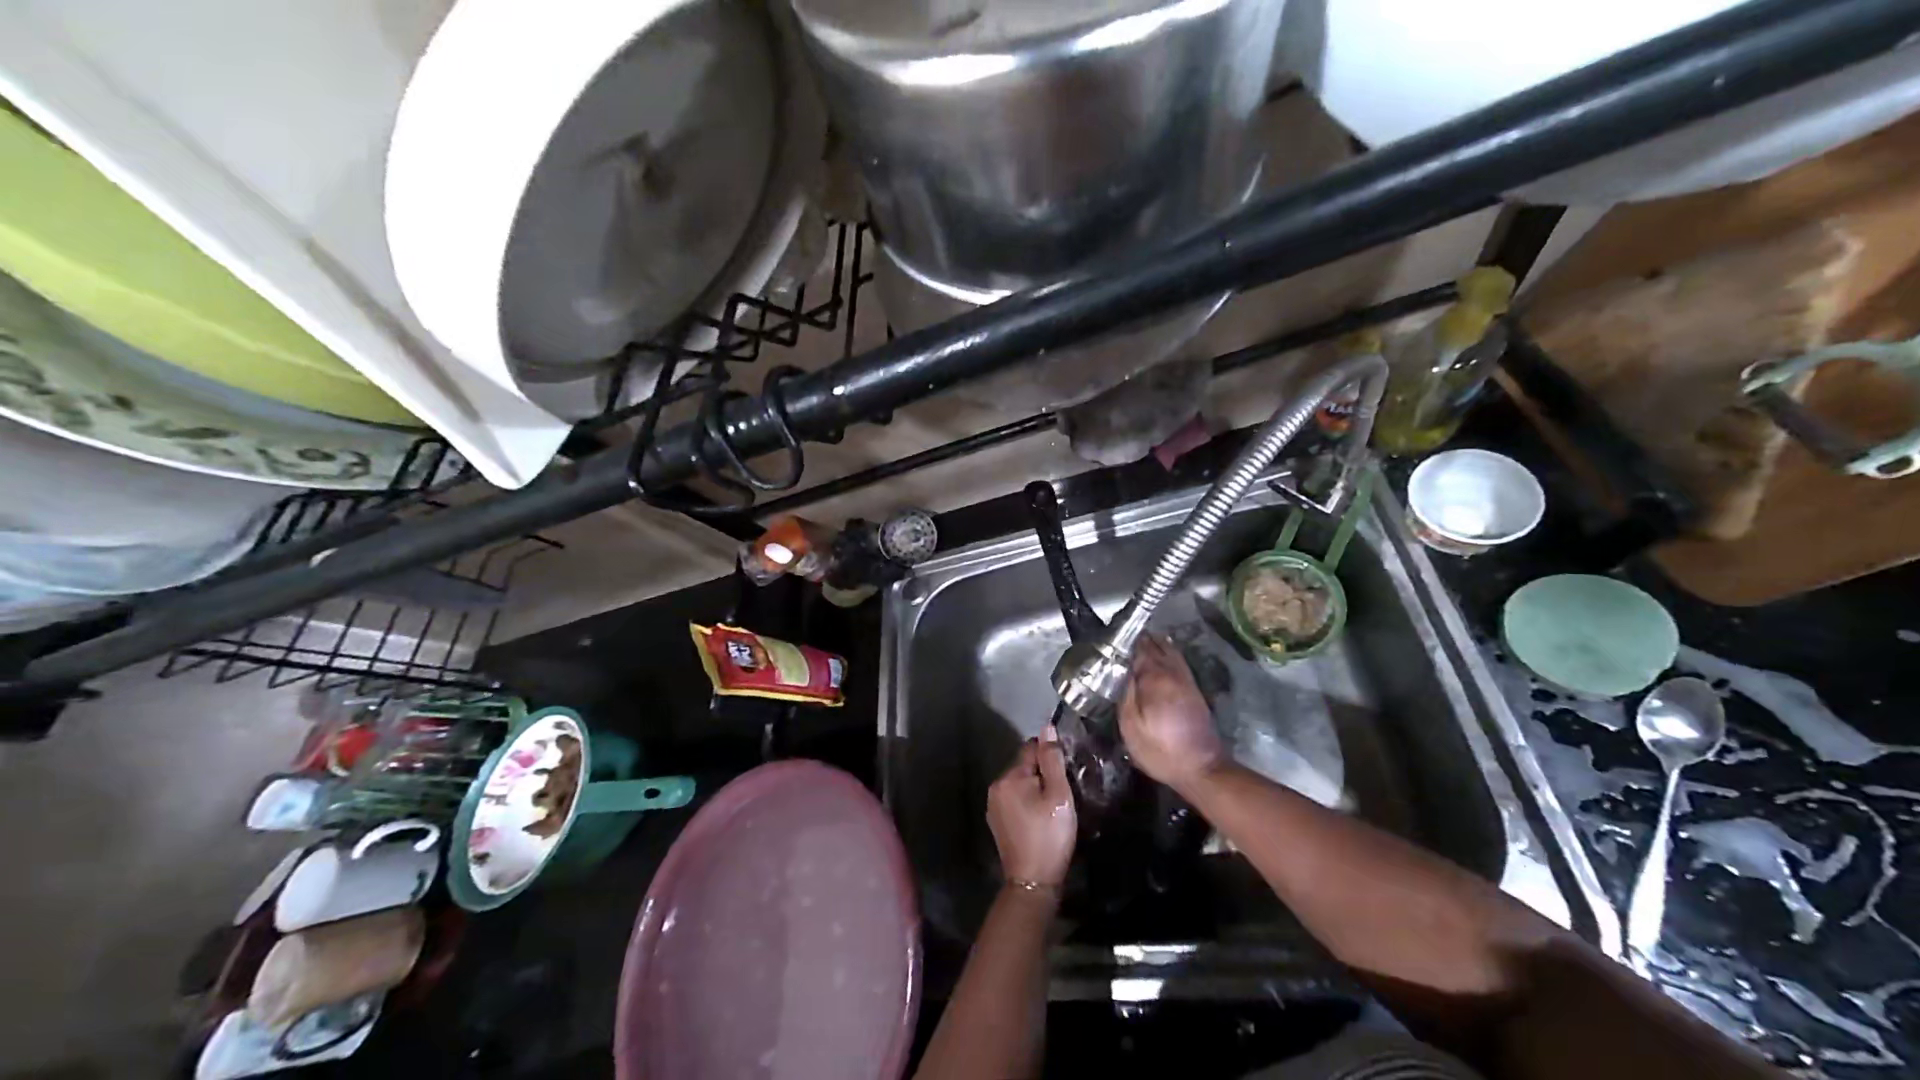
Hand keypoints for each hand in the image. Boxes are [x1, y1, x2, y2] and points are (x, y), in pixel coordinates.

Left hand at [987, 728, 1075, 888]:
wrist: (1033, 880)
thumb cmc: (1050, 835)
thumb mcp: (1058, 795)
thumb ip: (1052, 760)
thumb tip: (1046, 728)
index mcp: (1010, 777)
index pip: (1031, 748)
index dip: (1050, 755)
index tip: (1066, 770)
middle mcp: (996, 786)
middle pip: (1023, 766)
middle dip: (1042, 772)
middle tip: (1063, 791)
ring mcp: (993, 805)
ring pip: (1019, 784)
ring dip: (1034, 787)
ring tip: (1053, 805)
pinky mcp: (996, 821)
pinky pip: (1014, 800)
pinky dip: (1027, 802)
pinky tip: (1040, 817)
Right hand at [1119, 636, 1225, 791]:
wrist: (1201, 769)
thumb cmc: (1160, 750)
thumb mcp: (1132, 727)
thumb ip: (1126, 695)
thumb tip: (1124, 672)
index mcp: (1156, 680)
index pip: (1141, 652)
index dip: (1130, 644)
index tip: (1117, 638)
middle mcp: (1173, 674)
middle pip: (1158, 648)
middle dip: (1144, 641)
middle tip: (1129, 636)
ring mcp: (1187, 682)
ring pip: (1172, 653)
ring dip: (1159, 645)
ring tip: (1146, 639)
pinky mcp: (1195, 691)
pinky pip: (1180, 663)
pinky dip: (1171, 654)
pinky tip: (1165, 655)